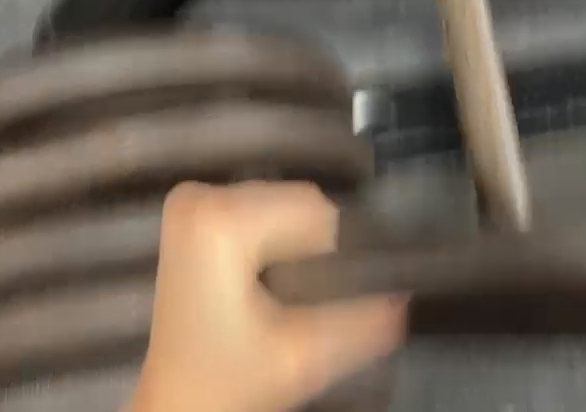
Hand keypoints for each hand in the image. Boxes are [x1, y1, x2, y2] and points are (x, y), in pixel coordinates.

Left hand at [130, 182, 408, 411]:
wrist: (173, 403)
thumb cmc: (229, 381)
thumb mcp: (301, 357)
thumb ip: (361, 324)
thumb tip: (411, 297)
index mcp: (222, 220)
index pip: (315, 211)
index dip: (334, 253)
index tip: (332, 293)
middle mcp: (202, 194)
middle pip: (297, 200)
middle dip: (310, 246)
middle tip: (302, 299)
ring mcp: (192, 196)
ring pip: (281, 199)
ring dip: (292, 238)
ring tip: (281, 290)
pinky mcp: (190, 206)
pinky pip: (257, 203)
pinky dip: (270, 234)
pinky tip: (261, 275)